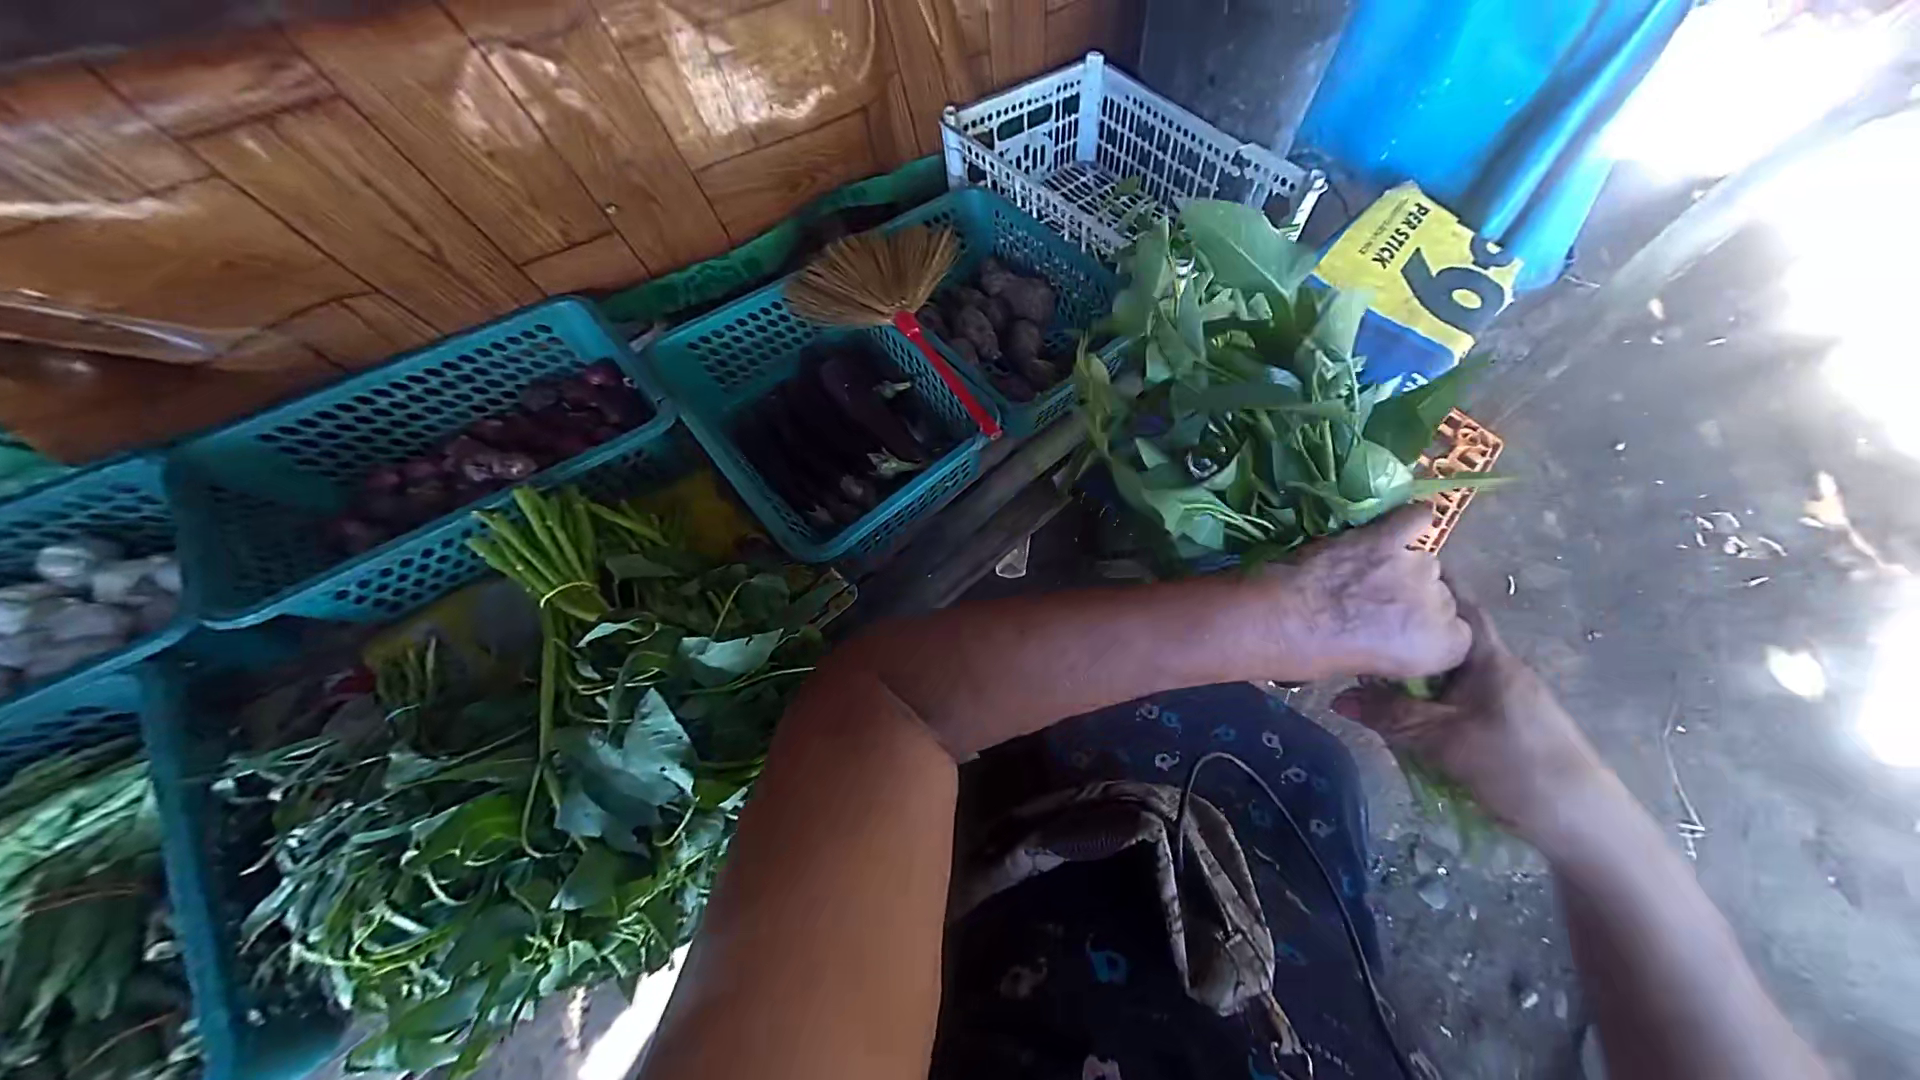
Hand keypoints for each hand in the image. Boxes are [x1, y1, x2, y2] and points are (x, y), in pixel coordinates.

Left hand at [1265, 504, 1469, 679]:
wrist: (1285, 621)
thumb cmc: (1315, 655)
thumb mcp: (1370, 667)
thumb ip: (1398, 648)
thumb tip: (1386, 635)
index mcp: (1444, 648)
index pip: (1453, 632)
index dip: (1420, 627)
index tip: (1395, 628)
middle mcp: (1441, 604)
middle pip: (1437, 592)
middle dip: (1406, 596)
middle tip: (1367, 602)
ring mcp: (1414, 566)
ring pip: (1420, 559)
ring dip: (1396, 565)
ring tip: (1359, 573)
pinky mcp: (1384, 538)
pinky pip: (1412, 519)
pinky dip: (1410, 518)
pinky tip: (1405, 521)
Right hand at [1330, 596, 1609, 842]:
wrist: (1587, 827)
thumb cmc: (1517, 767)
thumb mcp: (1442, 740)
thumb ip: (1389, 716)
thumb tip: (1337, 698)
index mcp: (1489, 660)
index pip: (1456, 607)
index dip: (1426, 587)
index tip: (1387, 574)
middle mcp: (1495, 670)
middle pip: (1441, 639)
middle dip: (1402, 634)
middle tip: (1357, 632)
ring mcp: (1498, 697)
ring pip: (1442, 672)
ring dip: (1407, 673)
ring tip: (1365, 673)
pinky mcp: (1497, 723)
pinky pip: (1447, 698)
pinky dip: (1419, 698)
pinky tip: (1396, 711)